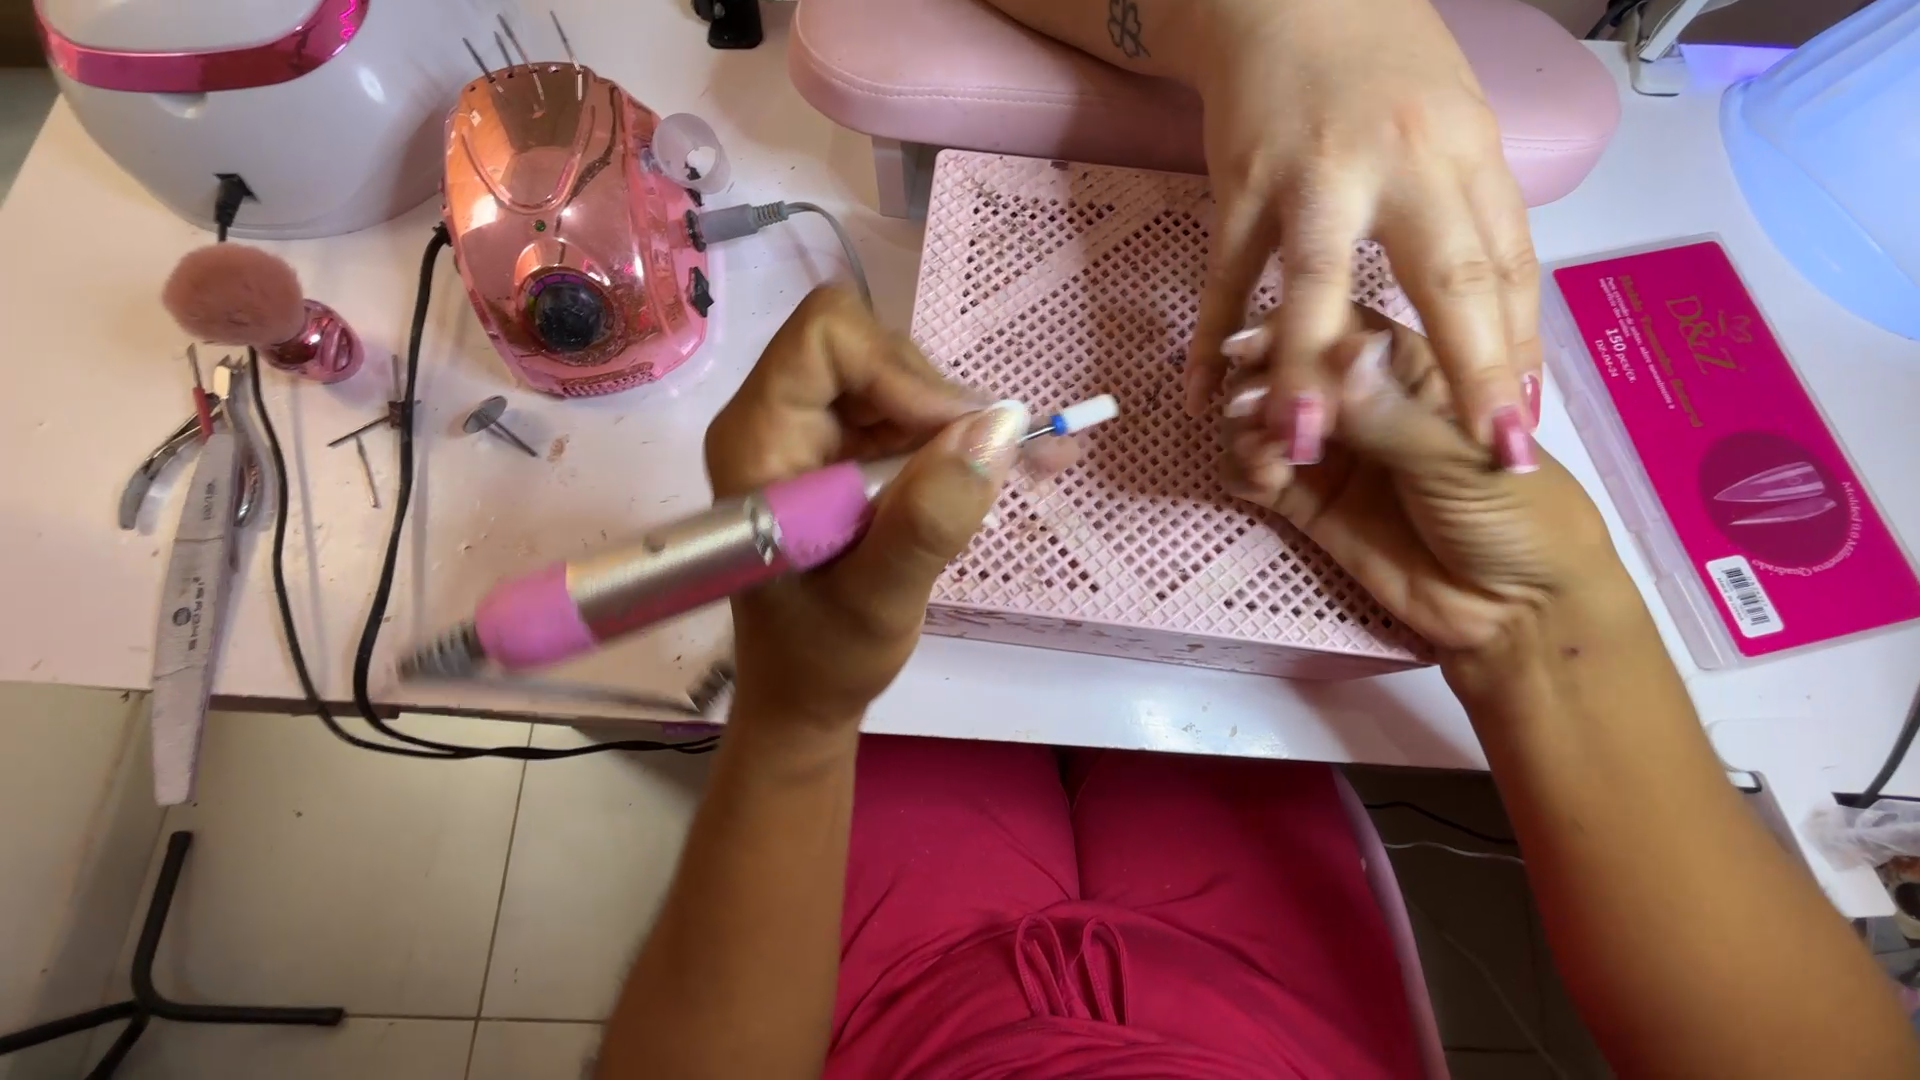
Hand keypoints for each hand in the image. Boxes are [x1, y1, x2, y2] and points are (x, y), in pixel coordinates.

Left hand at [704, 289, 1036, 728]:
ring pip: (901, 381)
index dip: (898, 370)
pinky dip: (961, 442)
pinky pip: (912, 418)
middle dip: (939, 402)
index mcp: (759, 438)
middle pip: (872, 352)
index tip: (952, 434)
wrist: (807, 693)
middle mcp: (782, 420)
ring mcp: (817, 436)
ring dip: (960, 424)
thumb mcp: (879, 598)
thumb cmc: (823, 658)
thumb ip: (930, 518)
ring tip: (1014, 470)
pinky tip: (1006, 470)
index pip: (827, 337)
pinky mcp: (848, 456)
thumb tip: (1001, 427)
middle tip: (992, 462)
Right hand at [1185, 0, 1540, 473]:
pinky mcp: (1240, 188)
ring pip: (1313, 284)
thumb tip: (1485, 322)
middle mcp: (1402, 161)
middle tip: (1485, 453)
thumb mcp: (1451, 126)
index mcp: (1467, 150)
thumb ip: (1465, 218)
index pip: (1507, 266)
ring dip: (1307, 368)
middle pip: (1444, 275)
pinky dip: (1209, 338)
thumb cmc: (1378, 65)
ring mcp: (1312, 176)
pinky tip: (1200, 393)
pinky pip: (1222, 277)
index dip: (1515, 353)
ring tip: (1306, 442)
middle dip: (1467, 370)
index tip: (1519, 430)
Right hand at [1220, 305, 1611, 657]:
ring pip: (1259, 421)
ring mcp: (1327, 455)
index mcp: (1409, 375)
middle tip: (1255, 413)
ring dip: (1246, 430)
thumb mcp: (1462, 461)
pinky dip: (1240, 470)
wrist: (1514, 613)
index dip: (1292, 333)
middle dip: (1261, 386)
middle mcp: (1357, 406)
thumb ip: (1392, 415)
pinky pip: (1251, 474)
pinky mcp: (1303, 502)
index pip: (1339, 331)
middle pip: (1285, 373)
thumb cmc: (1519, 519)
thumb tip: (1339, 354)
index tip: (1252, 348)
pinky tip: (1259, 482)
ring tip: (1264, 458)